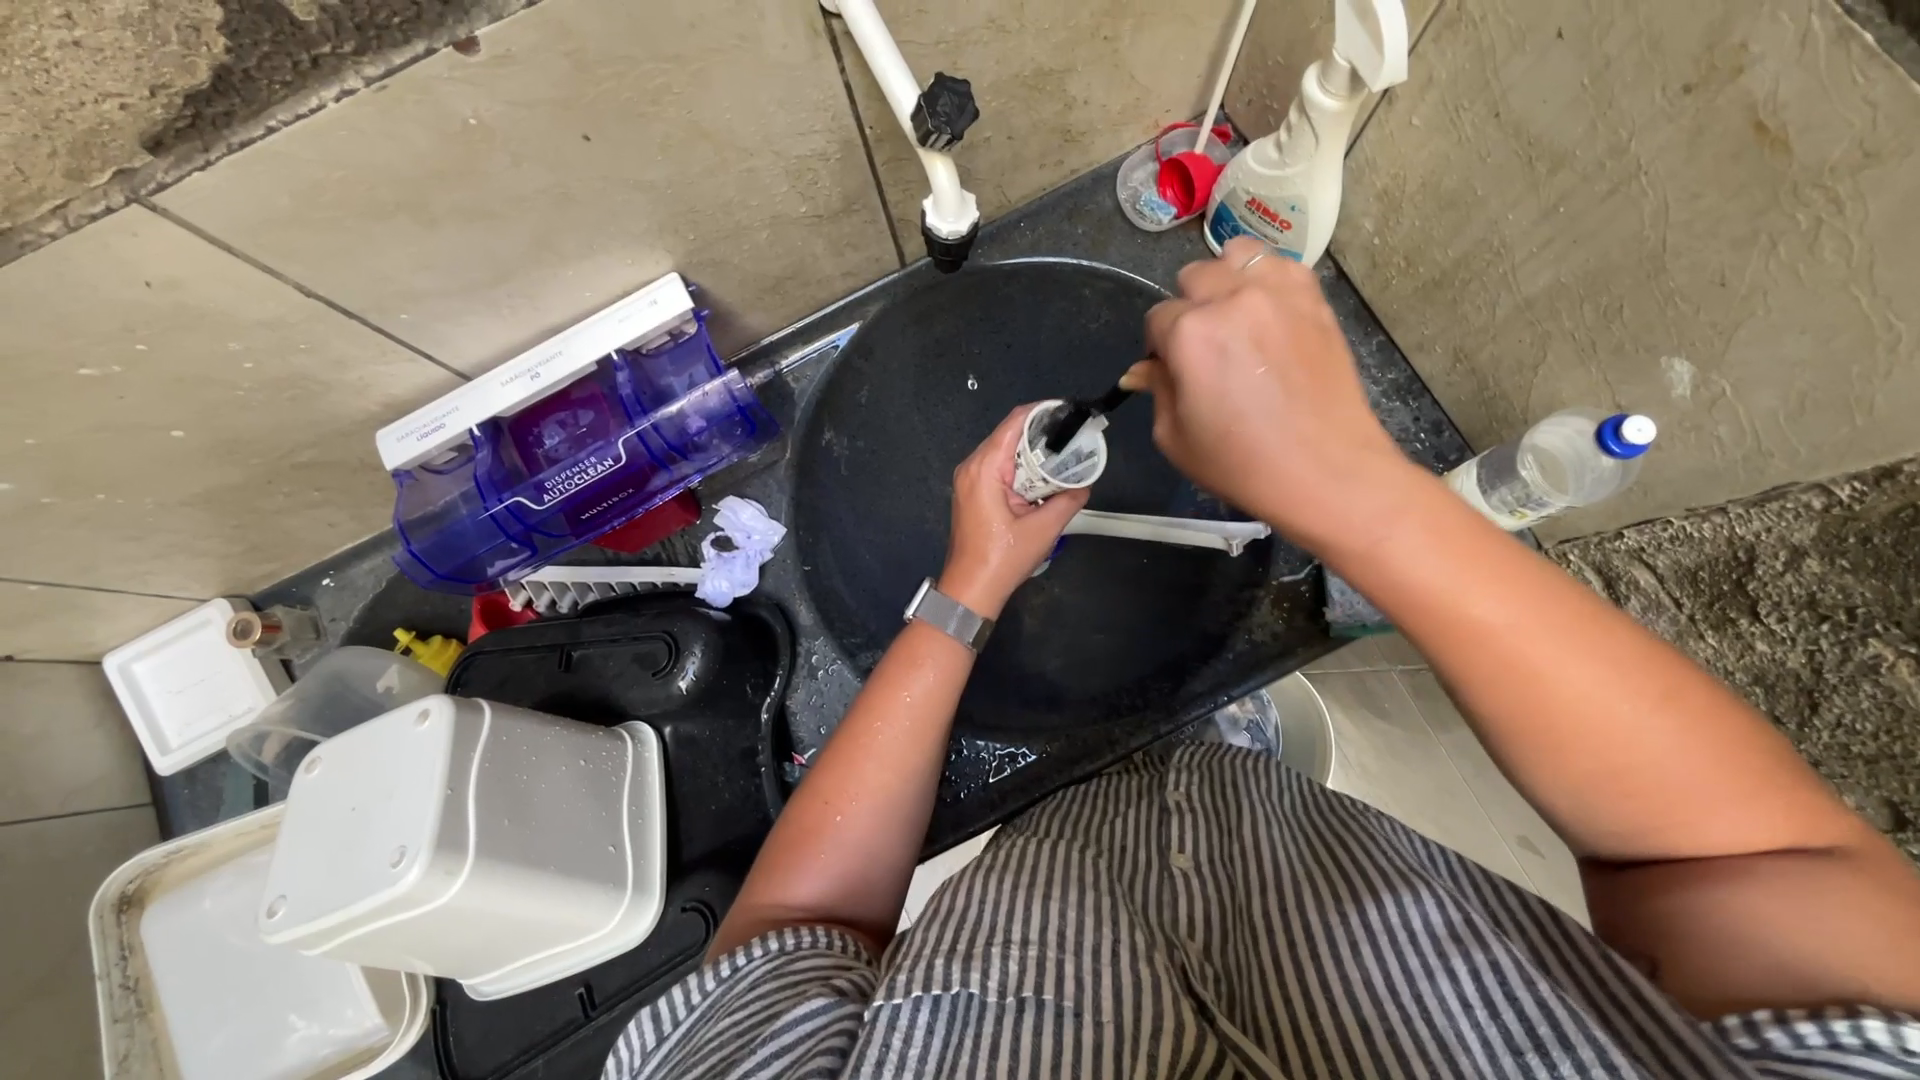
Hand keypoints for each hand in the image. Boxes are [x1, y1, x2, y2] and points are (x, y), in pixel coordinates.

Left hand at [937, 406, 1089, 618]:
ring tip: (1064, 453)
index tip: (1069, 412)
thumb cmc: (1002, 559)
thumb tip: (1084, 484)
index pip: (1014, 423)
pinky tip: (1043, 475)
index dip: (1043, 412)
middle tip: (1073, 436)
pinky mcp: (972, 492)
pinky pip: (998, 468)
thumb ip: (1067, 500)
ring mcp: (969, 479)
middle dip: (1042, 433)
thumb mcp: (1043, 529)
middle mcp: (972, 466)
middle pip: (1009, 434)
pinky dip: (1021, 467)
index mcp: (984, 469)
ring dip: (1032, 452)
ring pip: (1004, 451)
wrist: (971, 589)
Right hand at [1123, 236, 1417, 550]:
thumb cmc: (1240, 463)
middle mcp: (1231, 298)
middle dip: (1189, 308)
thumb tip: (1143, 369)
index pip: (1156, 318)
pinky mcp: (1313, 298)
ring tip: (1235, 316)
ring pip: (1237, 255)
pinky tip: (1267, 312)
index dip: (1159, 347)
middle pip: (1193, 277)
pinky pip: (1281, 264)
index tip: (1172, 371)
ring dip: (1227, 280)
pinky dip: (1266, 279)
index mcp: (1189, 334)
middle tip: (1205, 347)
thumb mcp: (1175, 437)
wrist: (1324, 470)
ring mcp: (1278, 292)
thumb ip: (1158, 390)